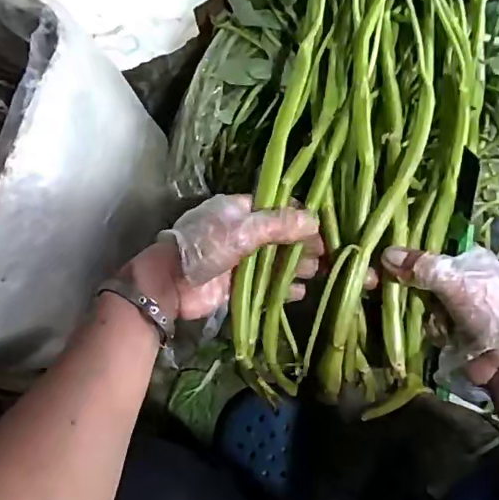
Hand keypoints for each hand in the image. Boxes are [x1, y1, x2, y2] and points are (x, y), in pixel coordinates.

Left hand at [126, 194, 321, 321]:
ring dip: (296, 267)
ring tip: (318, 272)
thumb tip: (313, 221)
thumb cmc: (205, 246)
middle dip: (303, 246)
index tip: (322, 229)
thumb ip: (278, 225)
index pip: (277, 207)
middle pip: (279, 237)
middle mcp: (240, 233)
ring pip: (274, 262)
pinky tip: (300, 292)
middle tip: (327, 256)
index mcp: (239, 210)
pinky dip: (282, 288)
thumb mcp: (243, 230)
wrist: (170, 283)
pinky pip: (265, 286)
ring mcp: (238, 260)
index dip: (300, 218)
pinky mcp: (236, 286)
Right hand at [379, 246, 498, 383]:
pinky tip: (434, 332)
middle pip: (421, 278)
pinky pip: (425, 324)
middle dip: (403, 283)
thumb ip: (421, 267)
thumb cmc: (490, 309)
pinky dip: (425, 327)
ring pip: (419, 302)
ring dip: (412, 308)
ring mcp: (455, 309)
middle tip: (375, 283)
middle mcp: (462, 282)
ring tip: (413, 311)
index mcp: (470, 262)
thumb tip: (385, 253)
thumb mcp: (454, 280)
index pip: (431, 253)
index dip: (408, 257)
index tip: (384, 261)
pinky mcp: (449, 333)